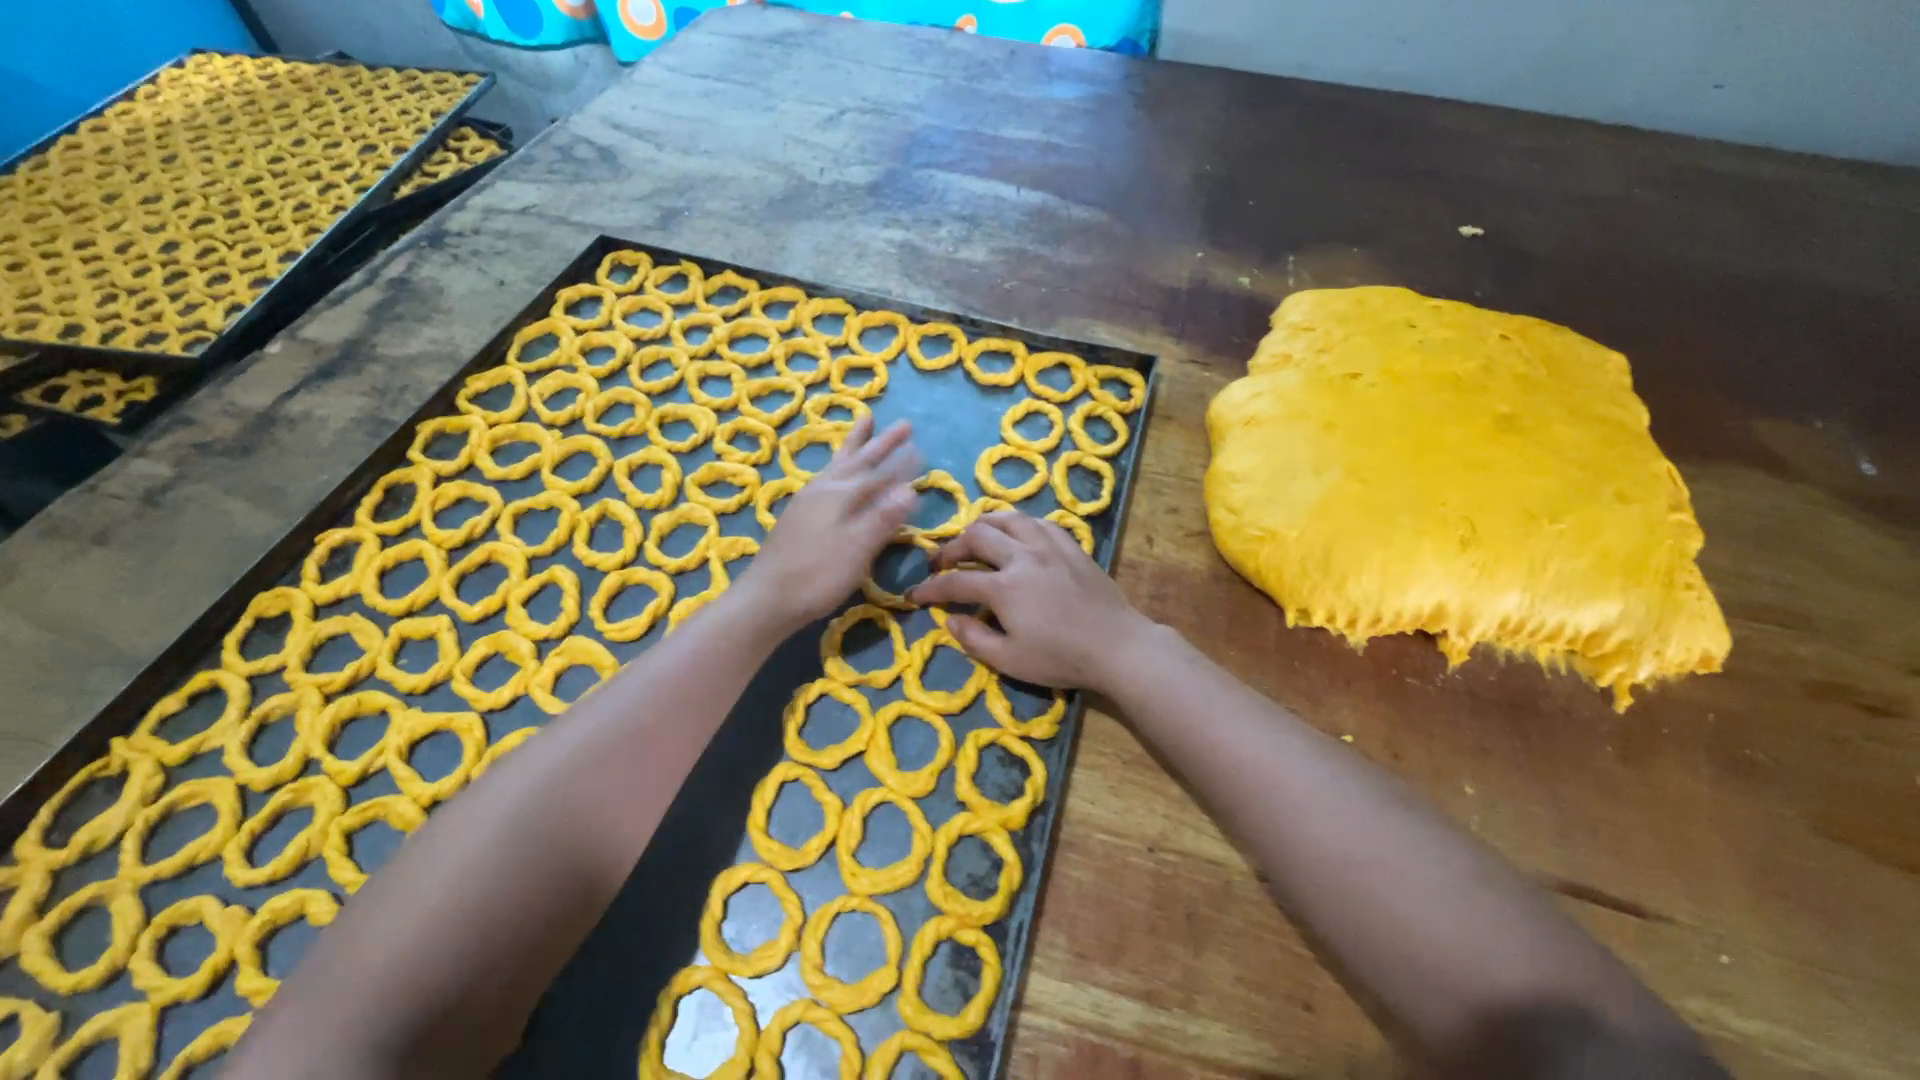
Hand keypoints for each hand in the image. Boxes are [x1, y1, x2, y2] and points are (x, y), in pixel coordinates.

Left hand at [739, 414, 920, 630]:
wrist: (766, 598)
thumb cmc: (816, 575)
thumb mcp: (857, 549)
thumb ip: (882, 518)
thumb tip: (911, 490)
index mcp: (841, 495)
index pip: (879, 474)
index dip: (901, 463)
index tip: (922, 448)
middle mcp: (824, 489)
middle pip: (859, 461)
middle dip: (882, 443)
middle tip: (904, 424)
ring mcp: (808, 500)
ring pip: (839, 463)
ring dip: (856, 444)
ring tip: (866, 422)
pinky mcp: (799, 514)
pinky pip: (828, 475)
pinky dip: (840, 463)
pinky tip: (836, 470)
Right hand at [909, 512, 1152, 691]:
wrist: (1117, 646)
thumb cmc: (1061, 658)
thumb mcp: (1010, 660)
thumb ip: (974, 639)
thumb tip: (950, 619)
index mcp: (1004, 587)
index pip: (956, 581)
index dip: (931, 588)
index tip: (915, 595)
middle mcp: (1022, 556)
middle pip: (977, 536)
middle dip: (951, 547)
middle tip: (942, 562)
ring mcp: (1049, 546)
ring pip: (1008, 518)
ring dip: (984, 524)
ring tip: (974, 536)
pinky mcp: (1071, 546)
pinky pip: (1039, 522)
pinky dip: (1020, 524)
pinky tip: (1017, 534)